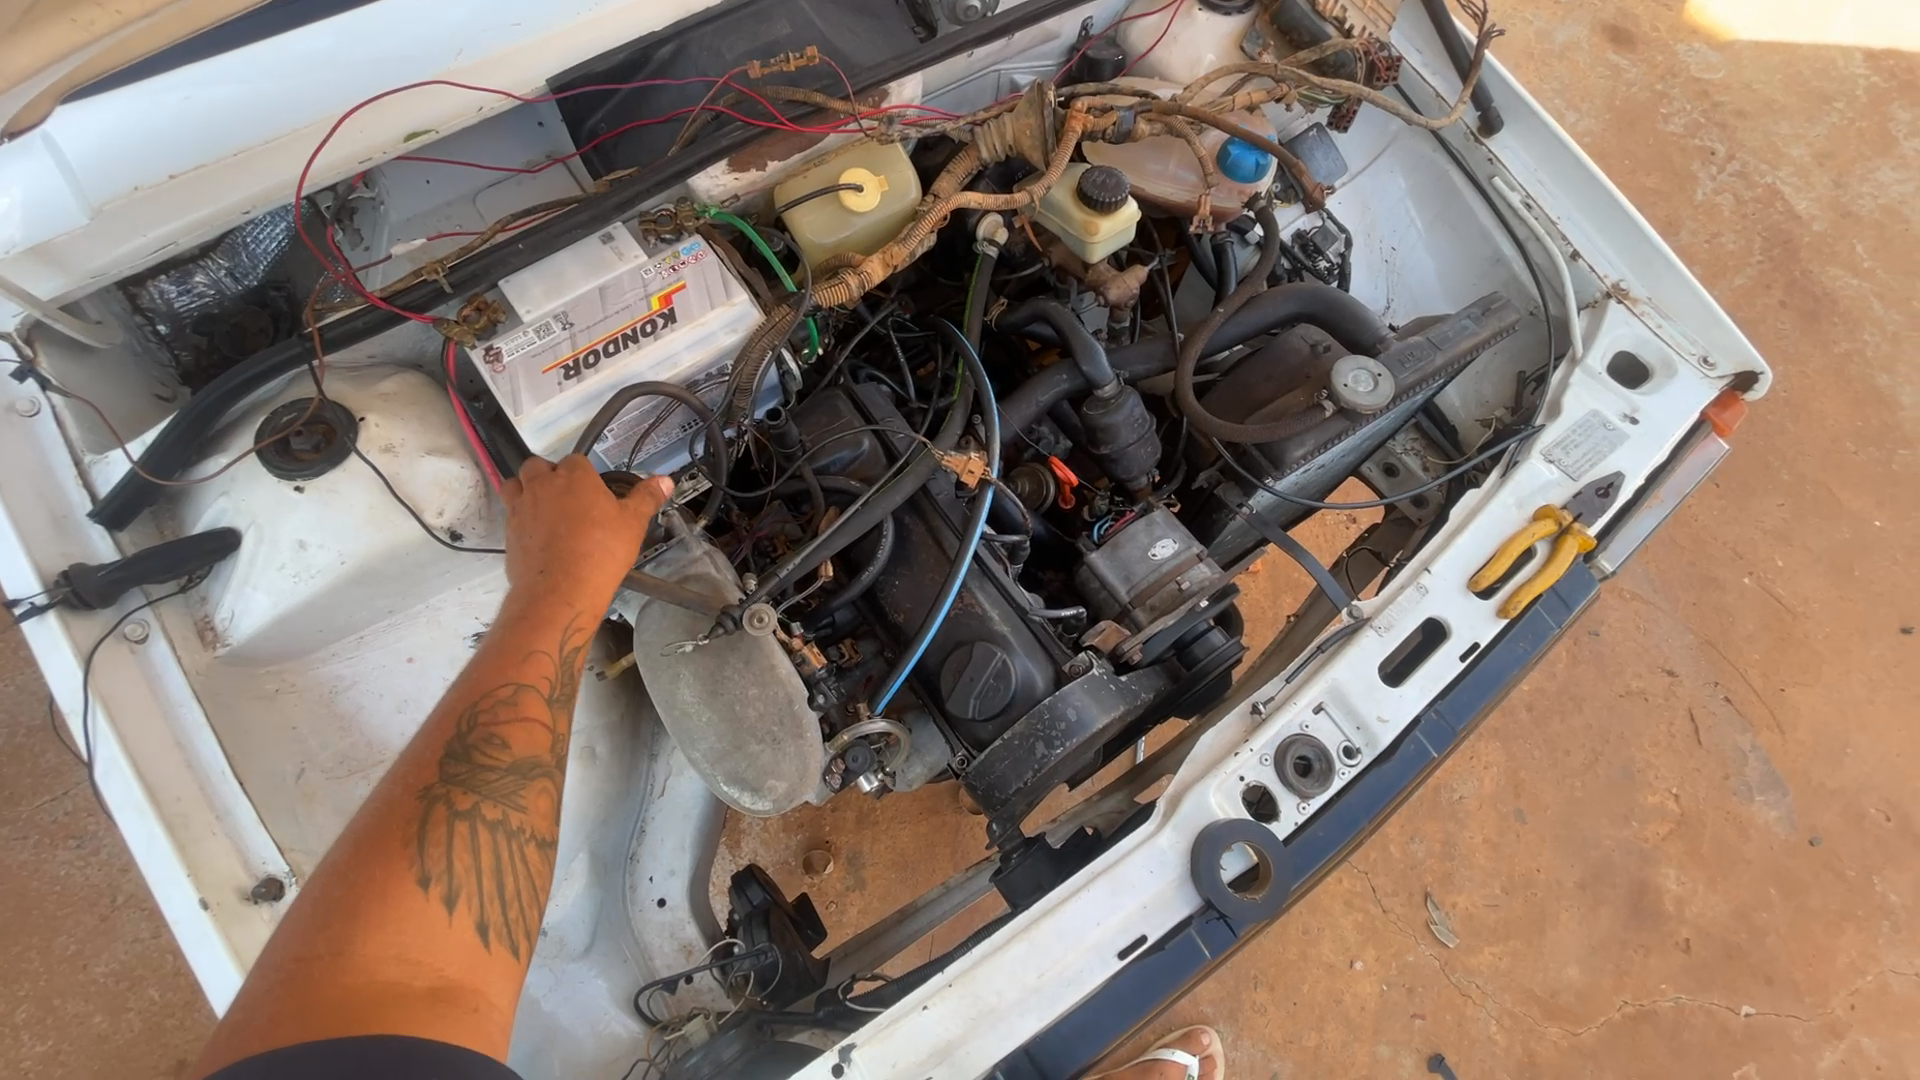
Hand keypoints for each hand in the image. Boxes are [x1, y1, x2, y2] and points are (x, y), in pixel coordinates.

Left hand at [500, 456, 672, 612]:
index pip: (577, 460)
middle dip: (550, 475)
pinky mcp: (508, 531)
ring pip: (515, 484)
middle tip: (568, 496)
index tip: (596, 490)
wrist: (561, 590)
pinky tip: (539, 535)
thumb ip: (647, 498)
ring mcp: (520, 507)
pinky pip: (510, 513)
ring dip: (527, 489)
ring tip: (545, 507)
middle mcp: (542, 485)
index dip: (586, 473)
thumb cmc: (602, 551)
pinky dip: (521, 517)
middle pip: (538, 465)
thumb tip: (665, 480)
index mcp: (575, 477)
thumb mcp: (634, 523)